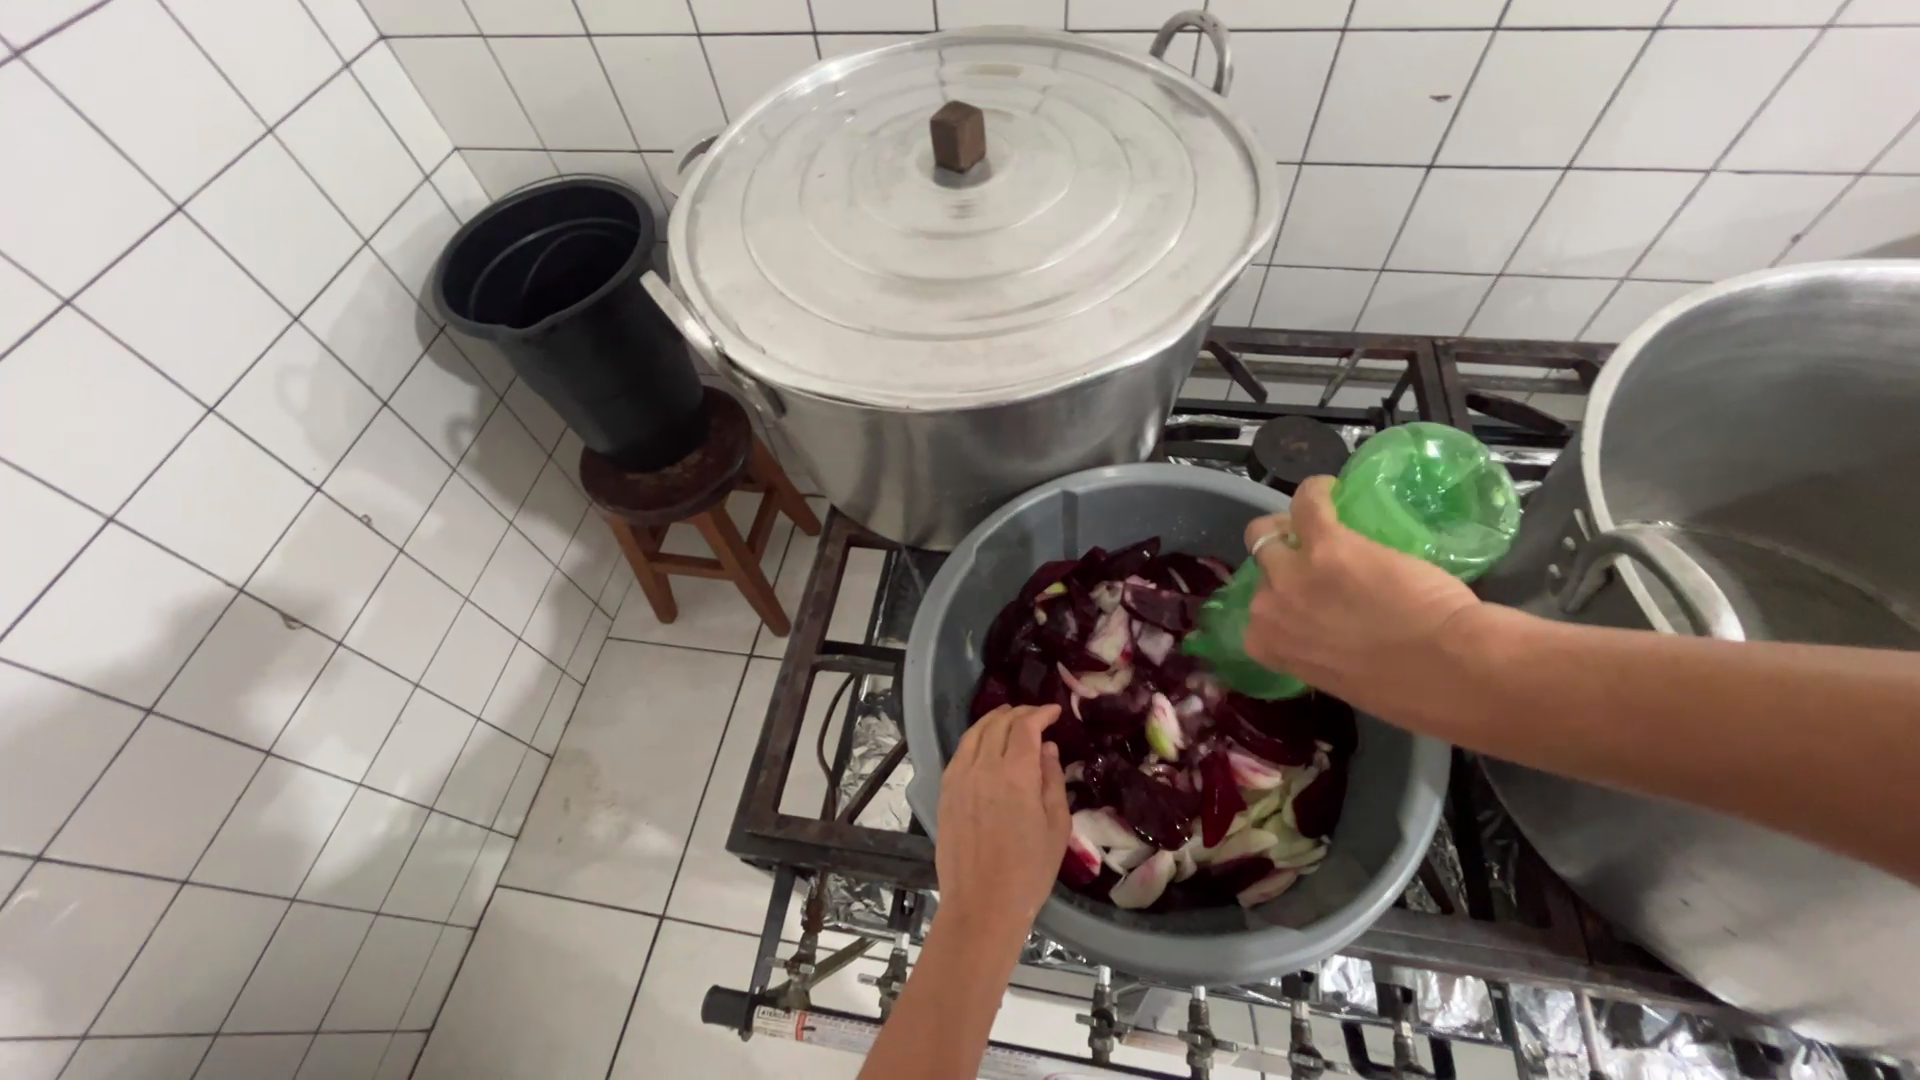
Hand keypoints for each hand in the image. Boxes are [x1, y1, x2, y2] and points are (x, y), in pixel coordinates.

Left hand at [935, 704, 1069, 944]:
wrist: (982, 904)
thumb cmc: (1029, 870)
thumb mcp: (1056, 826)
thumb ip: (1052, 780)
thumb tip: (1047, 748)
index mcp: (1015, 774)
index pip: (1026, 726)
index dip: (1040, 713)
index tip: (1054, 711)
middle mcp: (983, 767)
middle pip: (998, 723)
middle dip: (1019, 713)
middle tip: (1036, 715)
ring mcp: (959, 777)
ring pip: (975, 733)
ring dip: (994, 720)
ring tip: (1009, 718)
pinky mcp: (945, 791)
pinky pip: (960, 752)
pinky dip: (975, 738)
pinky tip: (984, 743)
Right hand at [1242, 476, 1481, 716]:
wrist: (1444, 668)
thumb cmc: (1404, 688)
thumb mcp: (1339, 676)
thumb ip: (1318, 650)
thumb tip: (1335, 633)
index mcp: (1267, 644)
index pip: (1257, 613)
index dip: (1281, 600)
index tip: (1307, 597)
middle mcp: (1268, 607)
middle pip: (1262, 567)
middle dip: (1283, 562)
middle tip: (1316, 560)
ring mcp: (1292, 572)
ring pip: (1267, 531)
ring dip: (1289, 525)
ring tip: (1322, 522)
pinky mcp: (1325, 542)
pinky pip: (1307, 502)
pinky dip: (1317, 492)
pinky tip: (1332, 490)